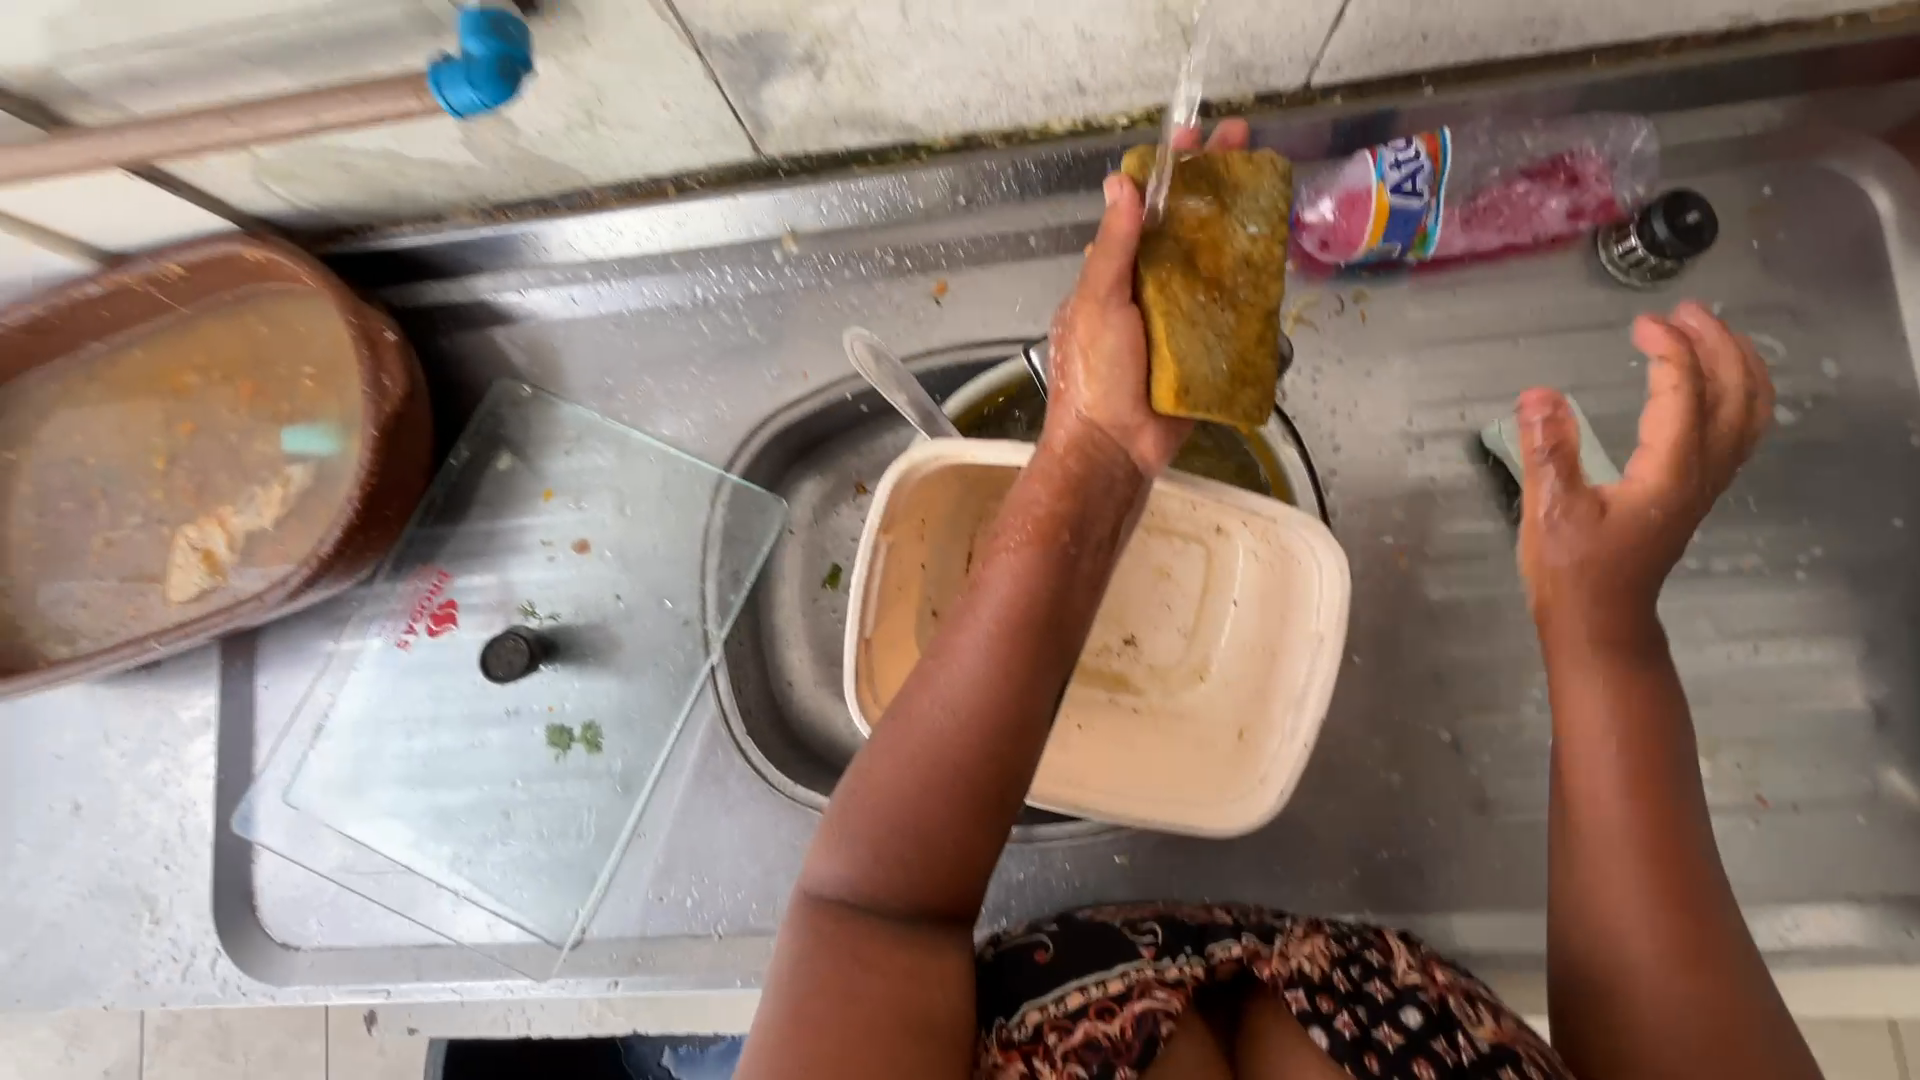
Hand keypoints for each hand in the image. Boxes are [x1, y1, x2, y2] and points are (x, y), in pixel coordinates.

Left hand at [1041, 118, 1252, 478]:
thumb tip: (1119, 184)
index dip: (1165, 175)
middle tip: (1243, 144)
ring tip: (1266, 182)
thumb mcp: (1097, 304)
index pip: (1141, 215)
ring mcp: (1176, 320)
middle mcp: (1146, 293)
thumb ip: (1112, 248)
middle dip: (1210, 187)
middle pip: (1182, 230)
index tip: (1190, 139)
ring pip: (1209, 264)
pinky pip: (1228, 309)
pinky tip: (1272, 249)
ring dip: (1235, 226)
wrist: (1115, 448)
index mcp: (1113, 279)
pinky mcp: (1202, 348)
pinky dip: (1249, 281)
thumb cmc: (1096, 375)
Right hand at [1517, 301, 1772, 635]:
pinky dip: (1736, 394)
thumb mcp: (1549, 510)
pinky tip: (1711, 387)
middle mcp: (1702, 471)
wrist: (1598, 618)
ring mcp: (1705, 482)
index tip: (1641, 326)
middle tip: (1683, 313)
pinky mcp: (1694, 491)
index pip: (1684, 394)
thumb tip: (1538, 394)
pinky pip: (1738, 430)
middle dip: (1717, 346)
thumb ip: (1547, 450)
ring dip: (1736, 365)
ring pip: (1748, 411)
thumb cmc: (1571, 569)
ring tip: (1706, 335)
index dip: (1669, 353)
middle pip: (1736, 394)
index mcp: (1669, 471)